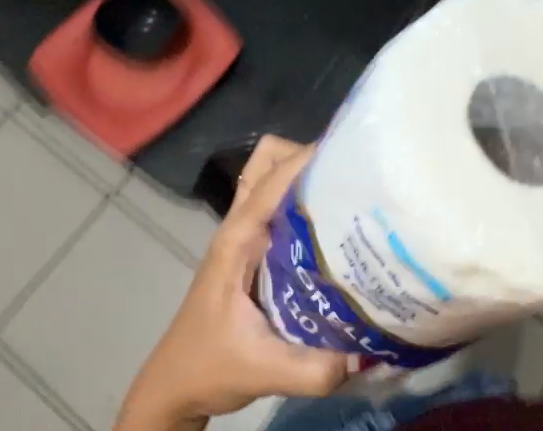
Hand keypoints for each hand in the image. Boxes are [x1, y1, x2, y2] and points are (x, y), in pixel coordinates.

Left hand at [117, 137, 357, 430]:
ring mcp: (246, 234)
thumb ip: (313, 368)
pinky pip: (281, 204)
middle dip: (310, 158)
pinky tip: (337, 228)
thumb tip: (367, 355)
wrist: (175, 387)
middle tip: (353, 180)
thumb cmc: (208, 368)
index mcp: (238, 237)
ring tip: (349, 196)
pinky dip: (305, 200)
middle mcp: (241, 225)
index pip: (275, 177)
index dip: (312, 157)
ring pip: (274, 177)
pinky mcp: (254, 248)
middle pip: (271, 160)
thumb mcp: (262, 372)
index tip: (356, 156)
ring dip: (307, 176)